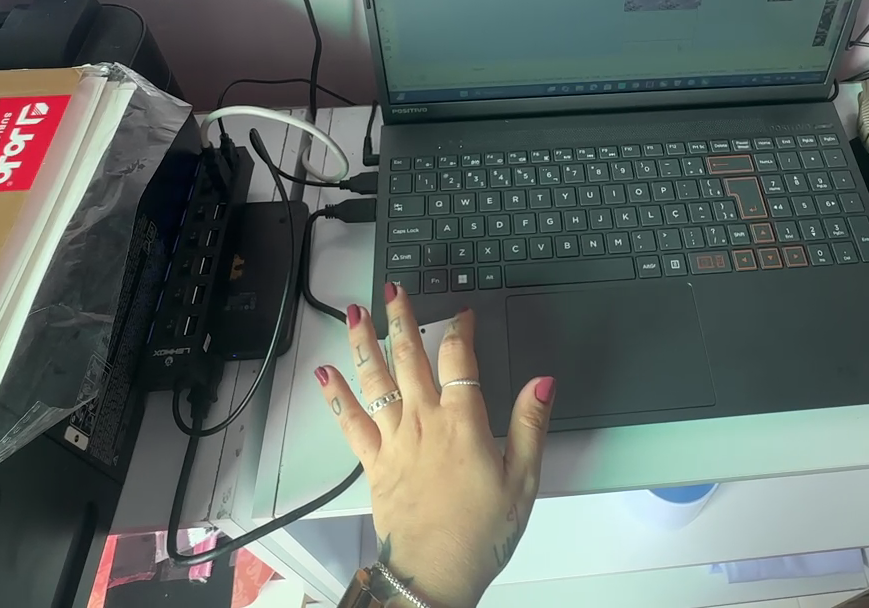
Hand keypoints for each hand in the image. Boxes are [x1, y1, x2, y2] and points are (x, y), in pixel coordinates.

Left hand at [315, 283, 554, 607]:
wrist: (433, 578)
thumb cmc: (480, 532)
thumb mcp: (522, 479)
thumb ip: (531, 424)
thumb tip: (543, 381)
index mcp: (461, 422)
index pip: (459, 358)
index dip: (460, 328)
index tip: (462, 312)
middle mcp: (423, 422)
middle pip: (409, 357)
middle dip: (401, 318)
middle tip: (393, 290)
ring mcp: (394, 440)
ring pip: (375, 380)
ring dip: (363, 343)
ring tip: (354, 313)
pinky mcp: (374, 463)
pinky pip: (350, 423)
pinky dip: (336, 396)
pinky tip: (325, 374)